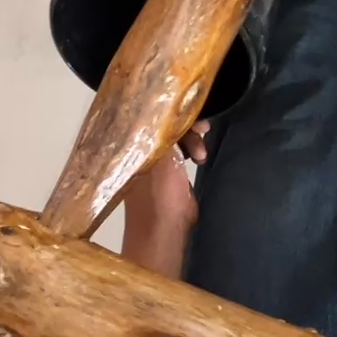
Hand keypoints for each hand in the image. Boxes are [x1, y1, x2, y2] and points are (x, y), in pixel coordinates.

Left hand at [119, 121, 207, 274]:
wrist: (165, 228)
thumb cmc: (160, 191)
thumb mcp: (162, 156)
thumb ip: (165, 132)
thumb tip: (170, 108)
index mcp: (131, 143)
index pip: (150, 115)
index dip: (171, 110)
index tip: (191, 109)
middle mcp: (139, 150)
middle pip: (165, 126)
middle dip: (187, 125)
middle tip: (205, 128)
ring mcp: (154, 163)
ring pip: (175, 139)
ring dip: (193, 141)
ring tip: (202, 154)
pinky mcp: (168, 175)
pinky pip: (180, 153)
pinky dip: (192, 152)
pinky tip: (200, 157)